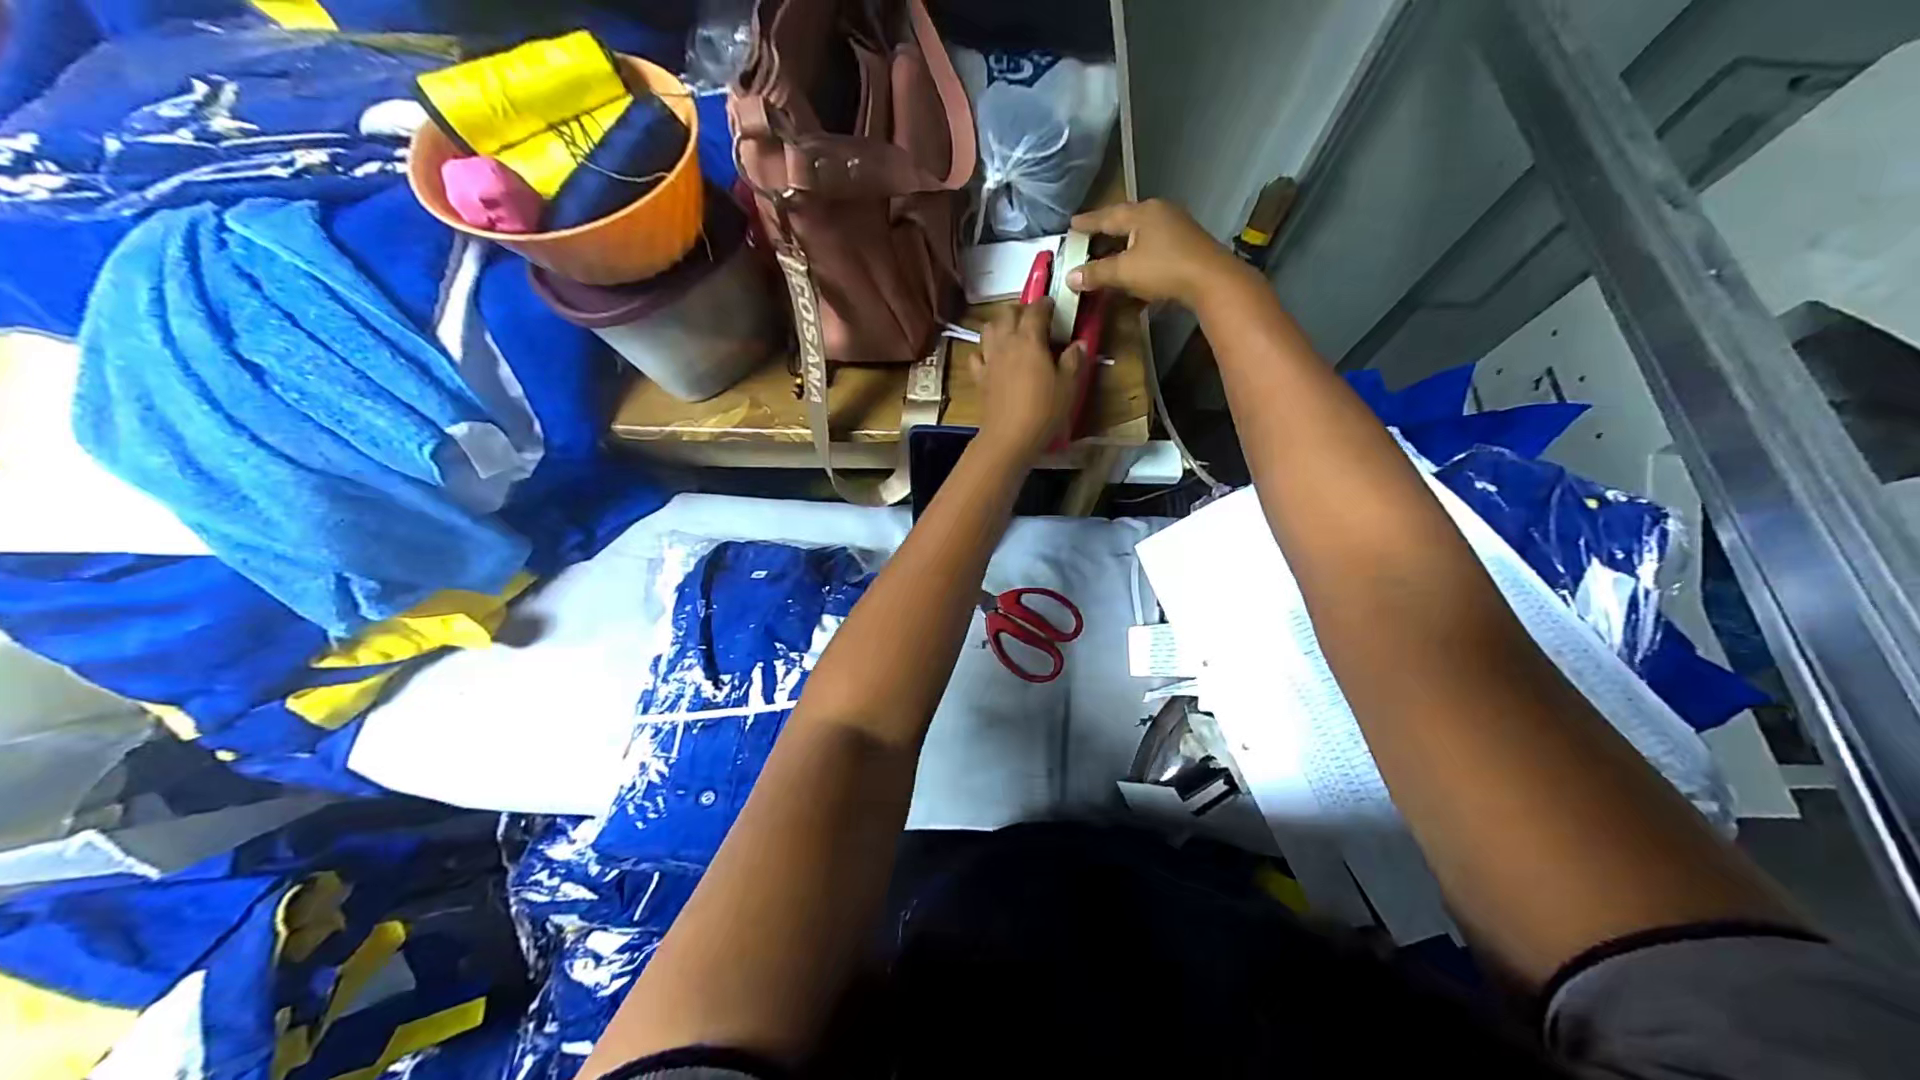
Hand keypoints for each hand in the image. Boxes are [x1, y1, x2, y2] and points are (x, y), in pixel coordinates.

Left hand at [973, 297, 1083, 462]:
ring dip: (1000, 325)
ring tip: (1012, 334)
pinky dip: (984, 351)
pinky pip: (976, 354)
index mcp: (1029, 339)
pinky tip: (993, 358)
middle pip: (1007, 313)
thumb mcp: (1068, 385)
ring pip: (988, 328)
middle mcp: (1005, 342)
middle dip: (1020, 310)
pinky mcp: (978, 377)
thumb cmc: (1043, 409)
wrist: (1009, 437)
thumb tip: (1079, 343)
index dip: (1045, 303)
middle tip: (1033, 319)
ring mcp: (989, 359)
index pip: (1035, 309)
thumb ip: (1074, 360)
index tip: (1053, 306)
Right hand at [1067, 198, 1250, 307]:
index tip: (1071, 224)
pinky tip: (1134, 261)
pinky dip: (1139, 251)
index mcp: (1142, 212)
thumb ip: (1097, 273)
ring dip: (1123, 242)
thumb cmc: (1164, 269)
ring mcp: (1176, 226)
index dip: (1088, 222)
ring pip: (1141, 231)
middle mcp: (1159, 212)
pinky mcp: (1187, 242)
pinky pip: (1154, 243)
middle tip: (1088, 235)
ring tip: (1108, 249)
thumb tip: (1070, 277)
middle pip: (1126, 219)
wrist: (1212, 280)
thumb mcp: (1125, 272)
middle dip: (1106, 229)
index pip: (1107, 216)